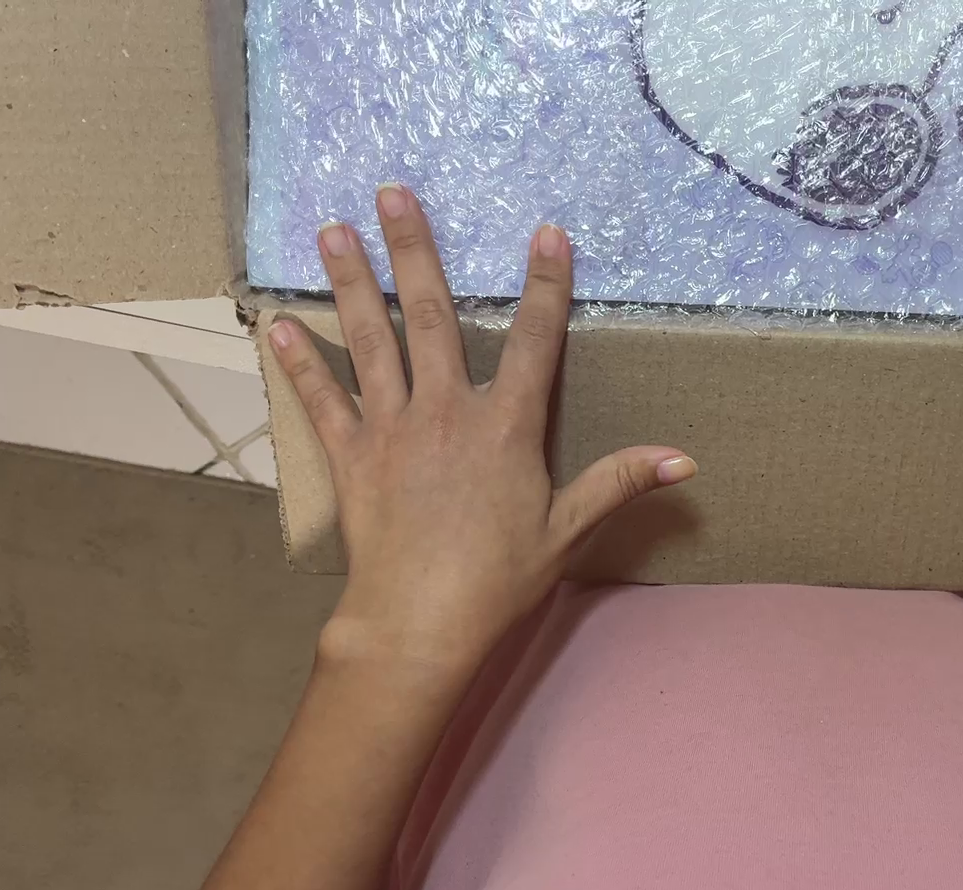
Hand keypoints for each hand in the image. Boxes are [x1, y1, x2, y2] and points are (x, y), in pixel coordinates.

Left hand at [269, 184, 694, 675]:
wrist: (418, 623)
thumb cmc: (500, 576)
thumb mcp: (570, 529)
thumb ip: (620, 482)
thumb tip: (685, 461)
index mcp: (504, 428)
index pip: (532, 343)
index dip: (544, 287)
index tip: (546, 234)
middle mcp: (445, 413)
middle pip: (430, 319)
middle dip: (416, 252)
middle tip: (394, 193)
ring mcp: (390, 431)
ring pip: (370, 343)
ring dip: (352, 284)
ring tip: (334, 230)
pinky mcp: (351, 458)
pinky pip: (321, 402)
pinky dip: (299, 363)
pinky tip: (276, 323)